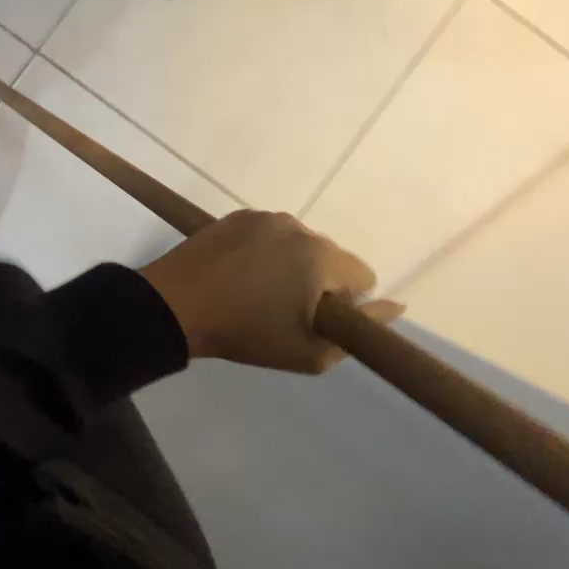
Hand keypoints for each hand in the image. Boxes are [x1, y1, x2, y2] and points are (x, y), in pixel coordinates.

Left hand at [138, 210, 403, 373]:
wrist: (174, 306)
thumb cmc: (246, 333)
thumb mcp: (312, 351)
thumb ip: (362, 330)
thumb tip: (393, 306)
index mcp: (319, 254)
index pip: (362, 275)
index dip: (347, 303)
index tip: (313, 319)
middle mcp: (294, 226)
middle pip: (329, 256)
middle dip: (319, 281)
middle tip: (282, 309)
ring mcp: (260, 217)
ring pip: (298, 244)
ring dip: (291, 265)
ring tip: (258, 292)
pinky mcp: (232, 217)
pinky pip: (267, 236)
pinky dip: (264, 253)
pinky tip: (240, 275)